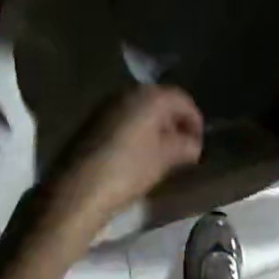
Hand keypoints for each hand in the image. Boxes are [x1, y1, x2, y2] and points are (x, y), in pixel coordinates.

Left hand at [49, 85, 203, 225]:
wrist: (79, 187)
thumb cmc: (129, 169)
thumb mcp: (165, 159)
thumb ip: (185, 146)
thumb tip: (193, 144)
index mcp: (150, 95)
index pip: (182, 100)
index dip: (195, 121)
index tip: (199, 144)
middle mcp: (129, 91)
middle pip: (161, 101)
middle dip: (174, 122)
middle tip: (183, 148)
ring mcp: (109, 102)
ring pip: (141, 109)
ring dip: (155, 126)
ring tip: (163, 154)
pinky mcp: (94, 118)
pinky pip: (125, 117)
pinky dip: (137, 130)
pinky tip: (139, 153)